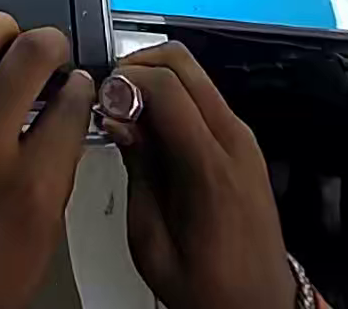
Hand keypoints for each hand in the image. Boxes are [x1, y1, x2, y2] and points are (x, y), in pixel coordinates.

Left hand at [0, 10, 95, 308]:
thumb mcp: (30, 244)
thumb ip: (50, 177)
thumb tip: (60, 127)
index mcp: (27, 191)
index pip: (72, 107)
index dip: (81, 87)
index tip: (78, 81)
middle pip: (30, 57)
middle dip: (51, 43)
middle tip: (51, 46)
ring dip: (1, 27)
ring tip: (8, 32)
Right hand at [100, 42, 295, 308]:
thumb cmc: (205, 287)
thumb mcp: (151, 240)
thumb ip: (136, 169)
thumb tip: (116, 117)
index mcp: (211, 170)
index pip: (166, 86)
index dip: (125, 80)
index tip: (104, 101)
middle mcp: (234, 142)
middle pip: (181, 61)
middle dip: (136, 64)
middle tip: (112, 93)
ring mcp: (242, 136)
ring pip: (190, 69)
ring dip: (151, 75)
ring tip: (127, 108)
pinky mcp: (241, 139)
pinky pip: (199, 91)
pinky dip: (167, 90)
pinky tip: (149, 122)